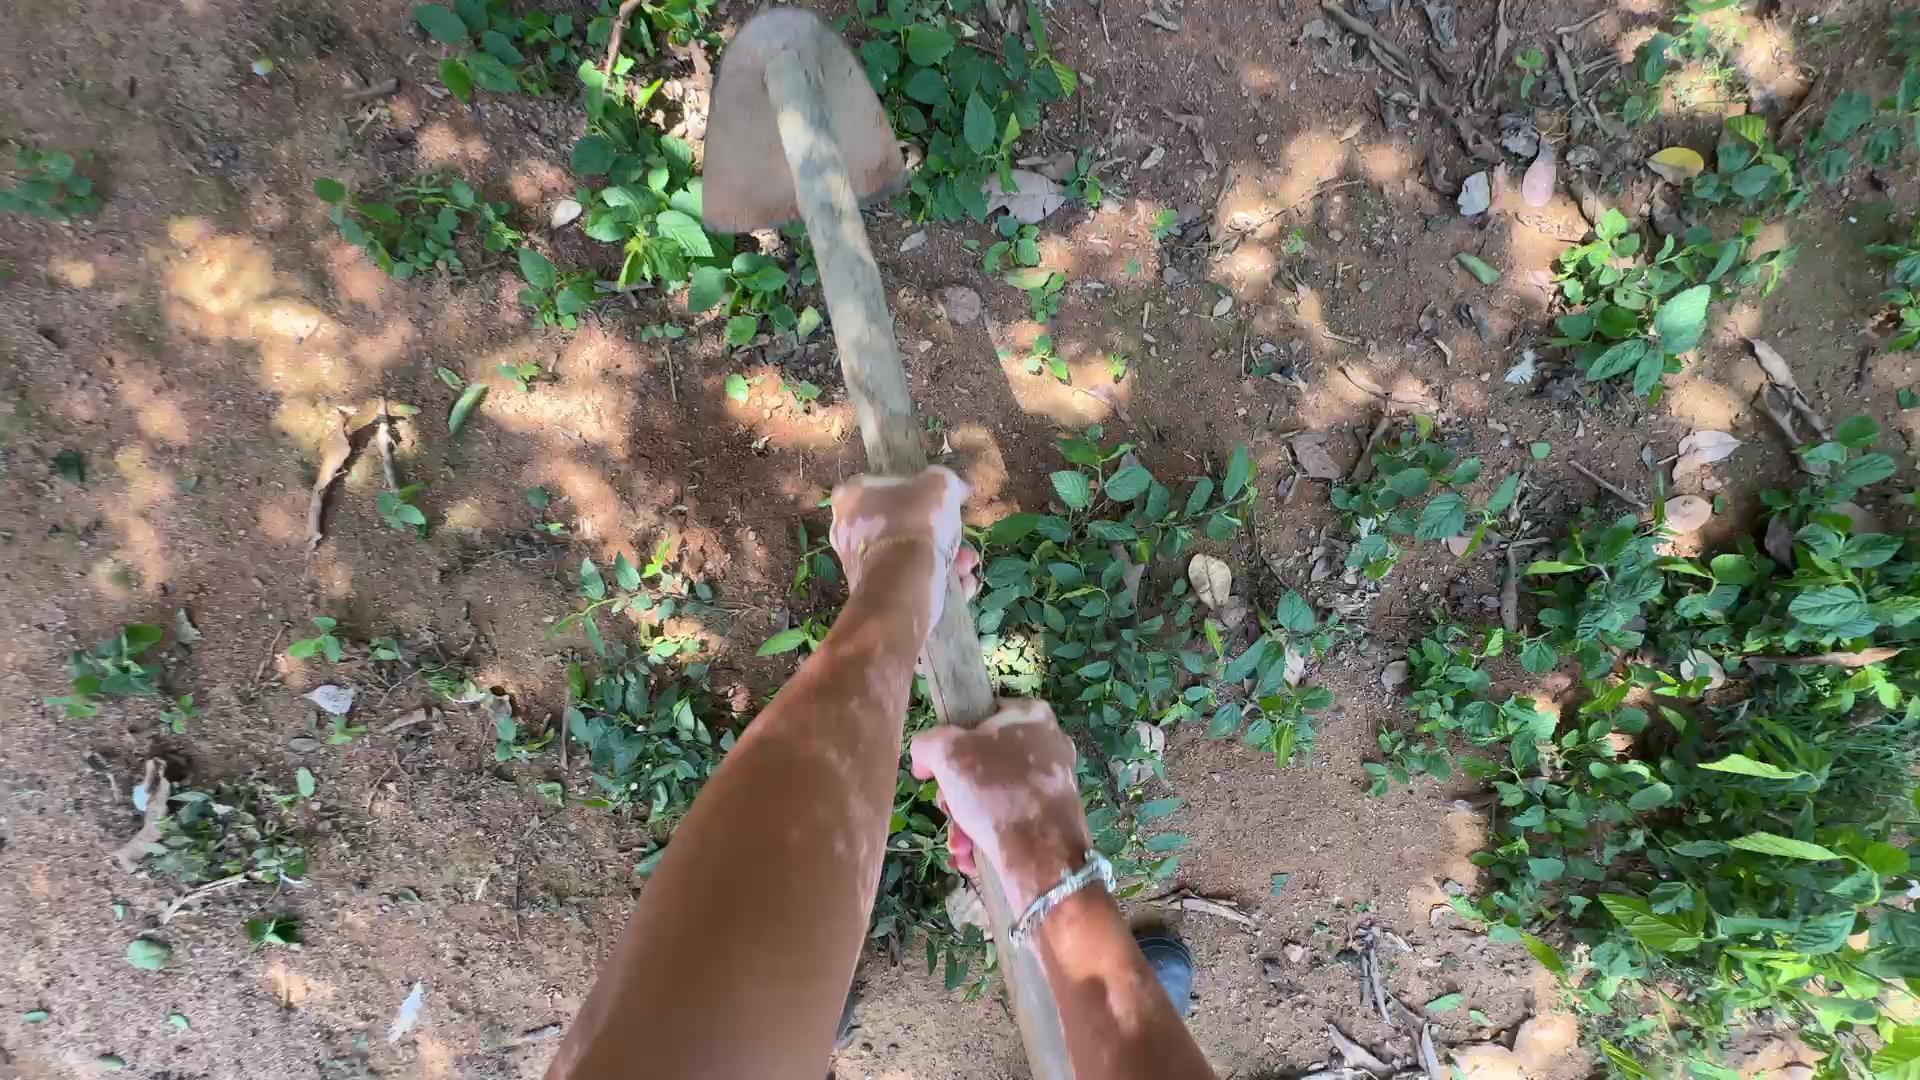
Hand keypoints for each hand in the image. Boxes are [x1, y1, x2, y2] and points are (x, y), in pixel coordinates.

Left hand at [830, 467, 968, 621]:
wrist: (903, 584)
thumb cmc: (916, 523)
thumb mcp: (940, 485)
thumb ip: (947, 481)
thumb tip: (959, 487)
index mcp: (852, 494)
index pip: (888, 484)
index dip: (922, 492)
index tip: (945, 502)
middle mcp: (847, 528)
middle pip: (903, 524)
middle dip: (939, 532)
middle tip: (960, 537)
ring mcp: (857, 564)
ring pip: (909, 554)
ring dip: (944, 557)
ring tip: (966, 565)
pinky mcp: (874, 591)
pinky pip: (910, 578)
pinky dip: (937, 580)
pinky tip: (961, 583)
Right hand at [909, 699, 1092, 911]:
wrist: (1042, 857)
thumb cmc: (995, 791)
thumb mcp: (946, 753)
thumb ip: (926, 744)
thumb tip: (925, 761)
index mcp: (1031, 715)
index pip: (982, 715)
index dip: (953, 738)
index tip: (938, 766)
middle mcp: (1049, 743)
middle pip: (984, 760)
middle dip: (957, 792)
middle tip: (948, 808)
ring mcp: (1055, 782)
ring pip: (995, 794)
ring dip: (966, 820)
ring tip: (959, 844)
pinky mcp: (1056, 817)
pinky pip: (1012, 818)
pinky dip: (988, 836)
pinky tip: (972, 856)